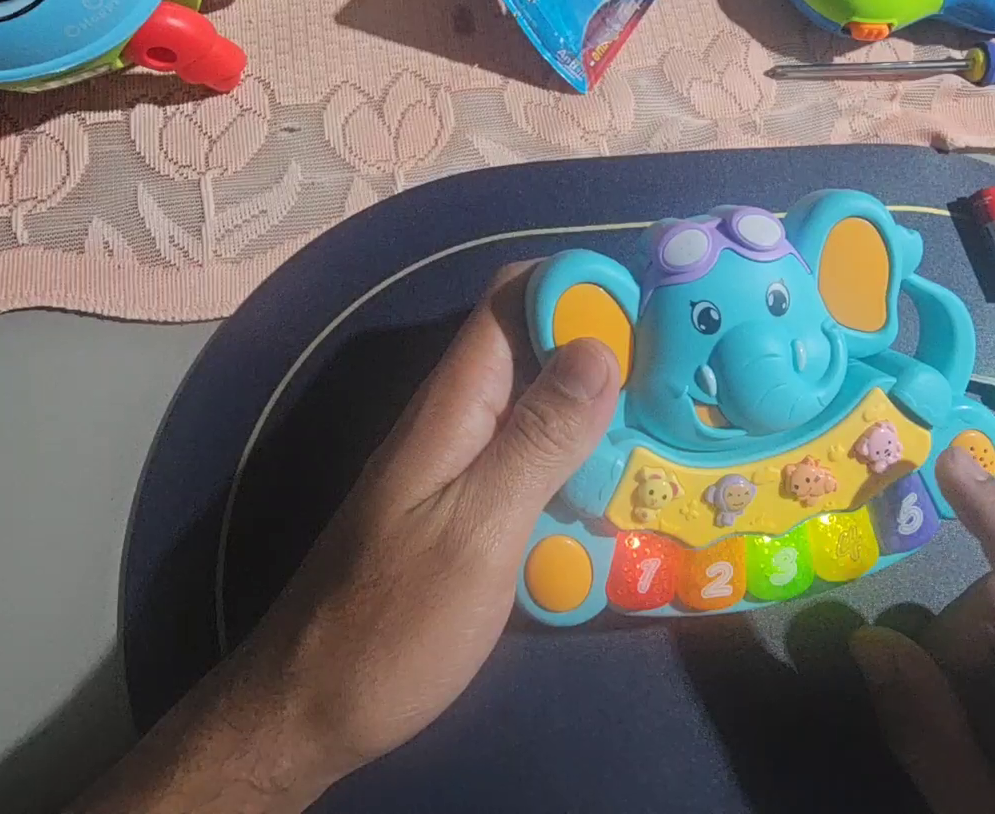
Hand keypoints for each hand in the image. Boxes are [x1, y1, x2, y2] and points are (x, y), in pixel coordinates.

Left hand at [71, 265, 618, 812]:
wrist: (312, 706)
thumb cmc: (393, 622)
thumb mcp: (478, 529)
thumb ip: (539, 439)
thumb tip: (600, 348)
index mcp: (457, 401)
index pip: (514, 297)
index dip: (580, 288)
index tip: (654, 318)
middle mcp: (463, 415)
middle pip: (539, 345)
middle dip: (609, 350)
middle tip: (682, 383)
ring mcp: (467, 459)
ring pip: (546, 402)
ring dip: (605, 409)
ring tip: (672, 431)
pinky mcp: (475, 500)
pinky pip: (539, 455)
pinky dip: (585, 458)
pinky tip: (624, 489)